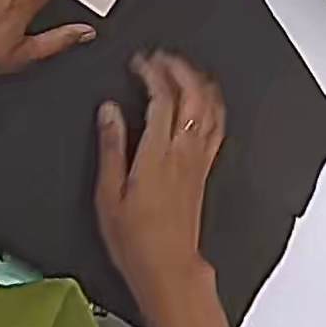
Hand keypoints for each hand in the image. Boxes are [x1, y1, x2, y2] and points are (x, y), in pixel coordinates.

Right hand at [94, 52, 224, 312]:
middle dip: (178, 67)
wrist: (169, 269)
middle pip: (191, 94)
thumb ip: (110, 146)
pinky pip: (217, 126)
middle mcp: (183, 151)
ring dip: (197, 80)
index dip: (152, 72)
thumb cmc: (136, 239)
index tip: (141, 62)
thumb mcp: (108, 195)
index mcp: (158, 153)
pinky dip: (213, 103)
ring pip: (209, 106)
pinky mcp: (205, 168)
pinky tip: (207, 97)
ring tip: (183, 67)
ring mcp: (198, 158)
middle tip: (161, 57)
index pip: (162, 98)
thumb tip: (109, 111)